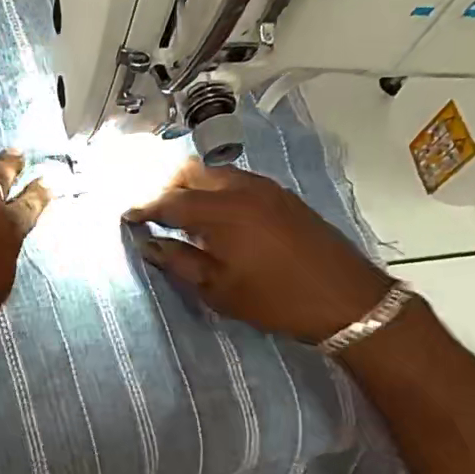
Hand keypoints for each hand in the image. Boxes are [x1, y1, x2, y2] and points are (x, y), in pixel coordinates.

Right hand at [124, 160, 389, 343]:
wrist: (346, 299)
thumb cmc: (274, 300)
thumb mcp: (218, 289)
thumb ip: (179, 262)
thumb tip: (149, 245)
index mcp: (221, 213)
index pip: (170, 200)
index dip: (145, 207)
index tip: (128, 217)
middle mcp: (240, 190)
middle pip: (191, 173)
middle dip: (166, 188)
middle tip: (154, 211)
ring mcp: (265, 189)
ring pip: (215, 173)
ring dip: (193, 186)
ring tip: (182, 212)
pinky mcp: (282, 195)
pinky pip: (237, 180)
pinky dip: (216, 189)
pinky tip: (217, 213)